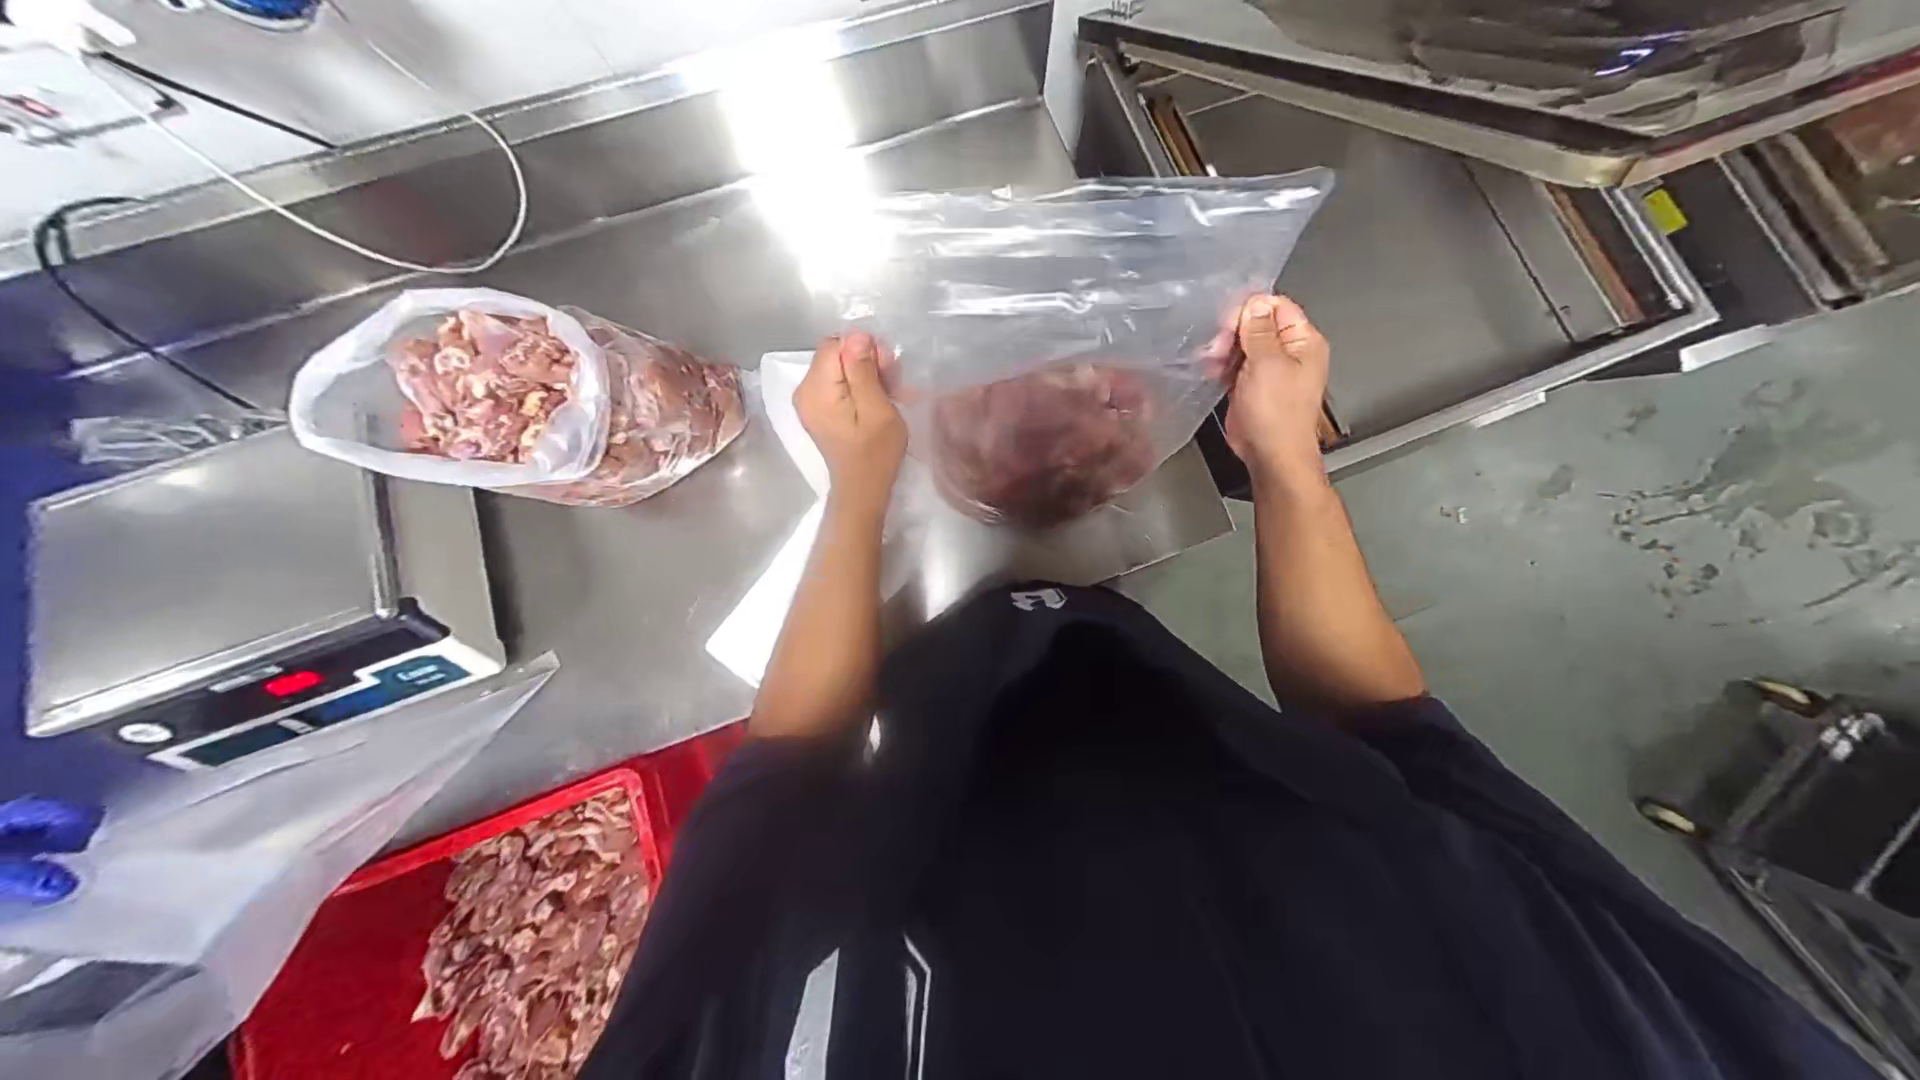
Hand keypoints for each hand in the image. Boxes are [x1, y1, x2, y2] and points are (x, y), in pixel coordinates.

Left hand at [796, 331, 907, 507]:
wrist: (863, 489)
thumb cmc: (875, 453)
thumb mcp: (876, 408)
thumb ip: (863, 370)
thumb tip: (856, 335)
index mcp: (816, 389)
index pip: (835, 345)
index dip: (864, 350)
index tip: (887, 369)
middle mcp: (805, 390)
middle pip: (835, 354)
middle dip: (866, 361)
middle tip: (892, 382)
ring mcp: (810, 400)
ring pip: (839, 368)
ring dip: (867, 374)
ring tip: (889, 393)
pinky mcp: (819, 409)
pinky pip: (838, 384)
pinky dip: (859, 386)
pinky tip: (878, 399)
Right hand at [1224, 295, 1329, 486]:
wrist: (1270, 453)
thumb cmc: (1278, 415)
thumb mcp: (1267, 363)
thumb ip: (1259, 330)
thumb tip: (1255, 304)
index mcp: (1303, 342)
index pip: (1277, 307)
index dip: (1251, 309)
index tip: (1229, 321)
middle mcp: (1289, 354)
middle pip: (1256, 325)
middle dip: (1232, 333)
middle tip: (1218, 346)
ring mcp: (1269, 371)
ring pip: (1242, 346)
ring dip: (1223, 351)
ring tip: (1212, 362)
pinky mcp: (1252, 386)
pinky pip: (1235, 366)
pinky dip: (1221, 366)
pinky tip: (1211, 371)